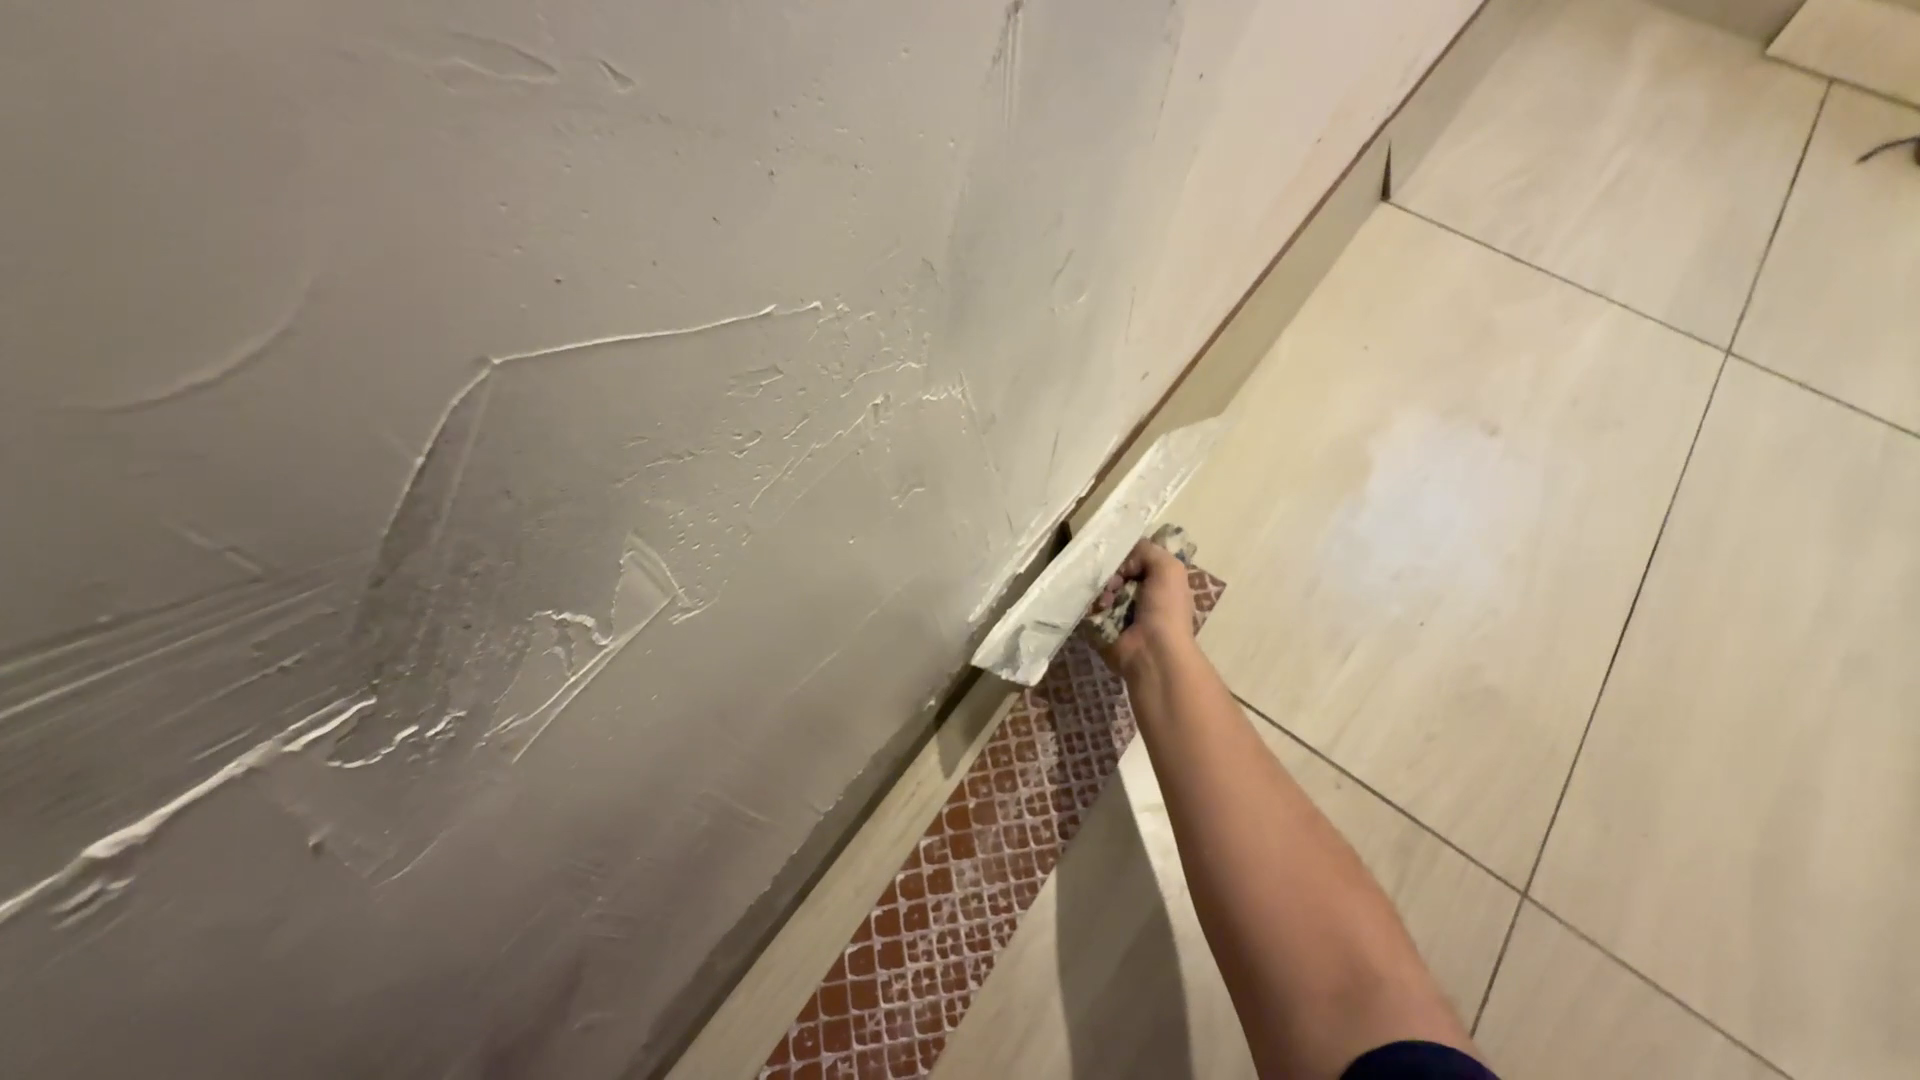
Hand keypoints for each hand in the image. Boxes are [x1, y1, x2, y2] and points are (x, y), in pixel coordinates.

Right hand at [1094, 537, 1196, 679]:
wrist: (1153, 651)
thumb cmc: (1165, 608)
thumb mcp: (1168, 568)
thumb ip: (1147, 550)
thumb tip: (1123, 562)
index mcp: (1159, 583)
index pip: (1135, 560)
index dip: (1128, 555)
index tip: (1123, 558)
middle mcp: (1140, 596)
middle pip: (1115, 573)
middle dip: (1111, 573)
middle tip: (1114, 582)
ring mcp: (1120, 613)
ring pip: (1100, 589)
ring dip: (1100, 590)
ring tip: (1105, 599)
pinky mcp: (1102, 627)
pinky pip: (1090, 608)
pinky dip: (1091, 606)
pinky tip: (1098, 609)